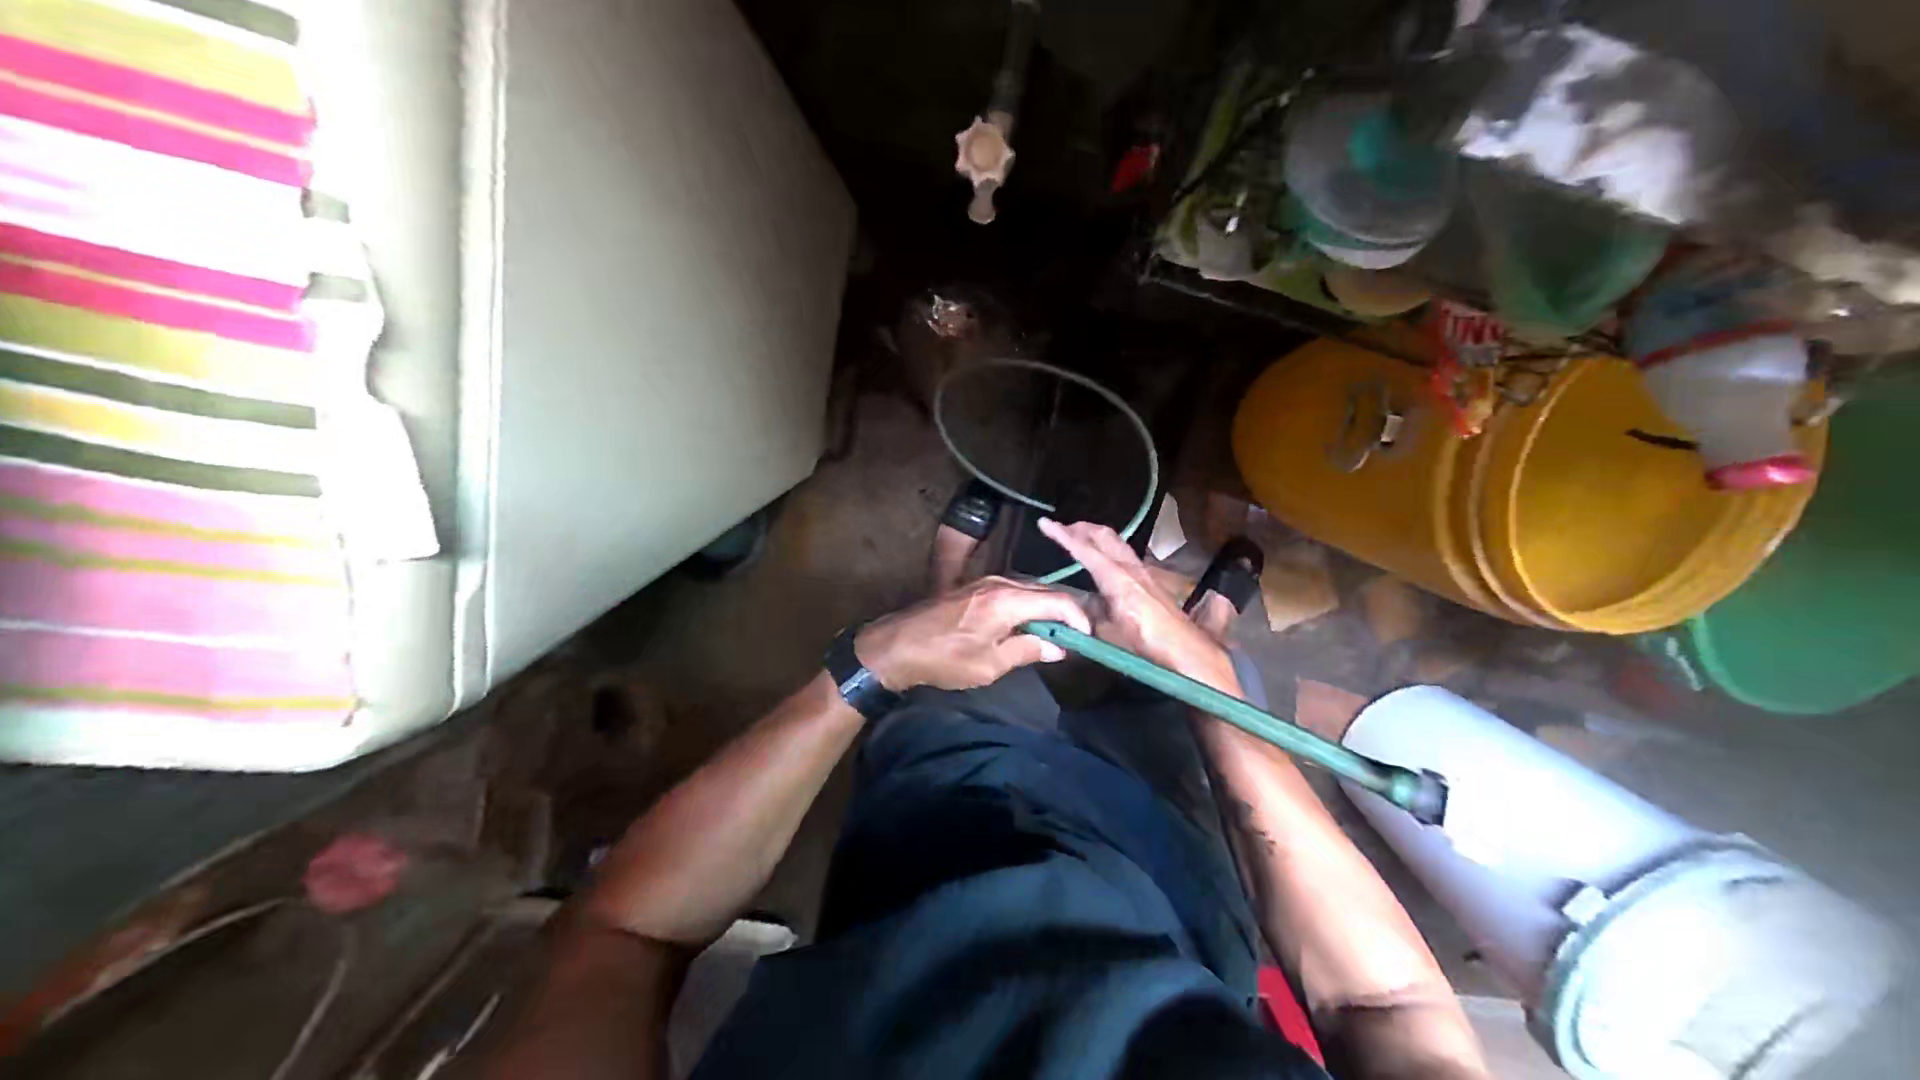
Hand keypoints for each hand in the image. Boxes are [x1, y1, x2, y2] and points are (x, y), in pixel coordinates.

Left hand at [854, 576, 1092, 691]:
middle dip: (1065, 612)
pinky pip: (1011, 591)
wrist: (896, 645)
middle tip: (1079, 636)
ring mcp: (984, 582)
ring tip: (1058, 633)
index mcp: (1007, 601)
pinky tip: (1028, 625)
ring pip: (1028, 590)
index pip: (1057, 602)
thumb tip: (1058, 648)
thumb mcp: (989, 665)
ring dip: (1045, 609)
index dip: (1078, 618)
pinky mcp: (973, 587)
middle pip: (1045, 592)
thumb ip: (1027, 651)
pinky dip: (1026, 606)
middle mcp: (999, 583)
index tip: (1088, 638)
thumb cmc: (943, 659)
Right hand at [1037, 518, 1238, 692]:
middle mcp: (1132, 568)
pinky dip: (1109, 549)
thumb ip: (1088, 616)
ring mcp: (1145, 573)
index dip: (1062, 535)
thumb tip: (1070, 608)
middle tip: (1061, 527)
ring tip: (1081, 538)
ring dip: (1097, 536)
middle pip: (1105, 536)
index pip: (1085, 550)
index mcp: (1117, 579)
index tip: (1044, 523)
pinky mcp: (1153, 581)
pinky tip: (1106, 561)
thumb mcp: (1108, 635)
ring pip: (1117, 543)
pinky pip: (1125, 555)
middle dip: (1081, 528)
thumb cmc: (1146, 646)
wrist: (1188, 654)